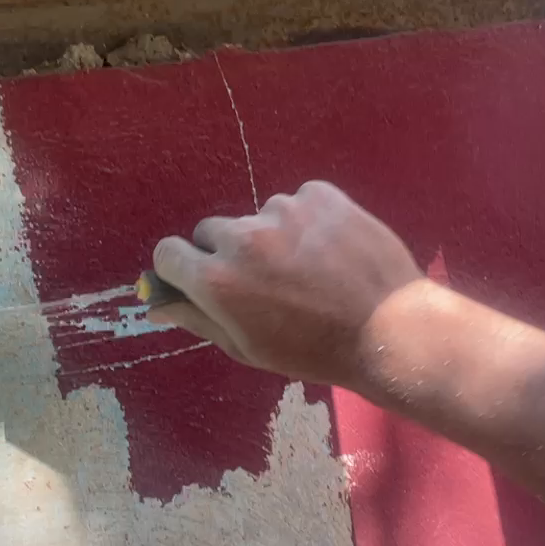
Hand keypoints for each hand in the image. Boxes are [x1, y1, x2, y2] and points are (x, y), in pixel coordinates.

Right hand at [148, 181, 424, 389]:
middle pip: (211, 231)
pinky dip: (306, 220)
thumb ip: (197, 319)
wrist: (388, 329)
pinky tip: (329, 248)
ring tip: (307, 267)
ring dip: (269, 236)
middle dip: (225, 252)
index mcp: (216, 281)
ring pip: (257, 217)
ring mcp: (283, 211)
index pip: (168, 253)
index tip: (199, 278)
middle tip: (262, 280)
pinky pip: (297, 202)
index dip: (182, 268)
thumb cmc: (311, 351)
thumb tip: (157, 304)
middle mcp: (242, 239)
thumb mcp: (245, 347)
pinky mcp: (319, 195)